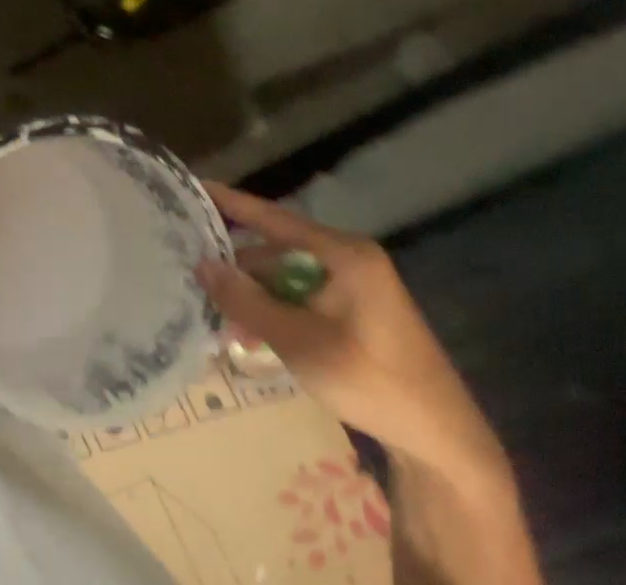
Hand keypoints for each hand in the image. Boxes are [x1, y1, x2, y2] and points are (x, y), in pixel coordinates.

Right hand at [195, 183, 508, 480]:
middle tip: (185, 269)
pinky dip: (270, 307)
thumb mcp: (297, 340)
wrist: (440, 438)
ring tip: (209, 310)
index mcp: (344, 255)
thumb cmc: (370, 381)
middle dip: (232, 262)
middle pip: (274, 246)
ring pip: (283, 274)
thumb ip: (246, 299)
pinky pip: (298, 294)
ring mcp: (353, 285)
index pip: (273, 217)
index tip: (189, 188)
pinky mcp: (353, 309)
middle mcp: (349, 259)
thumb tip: (201, 264)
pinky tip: (245, 331)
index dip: (229, 203)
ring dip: (249, 292)